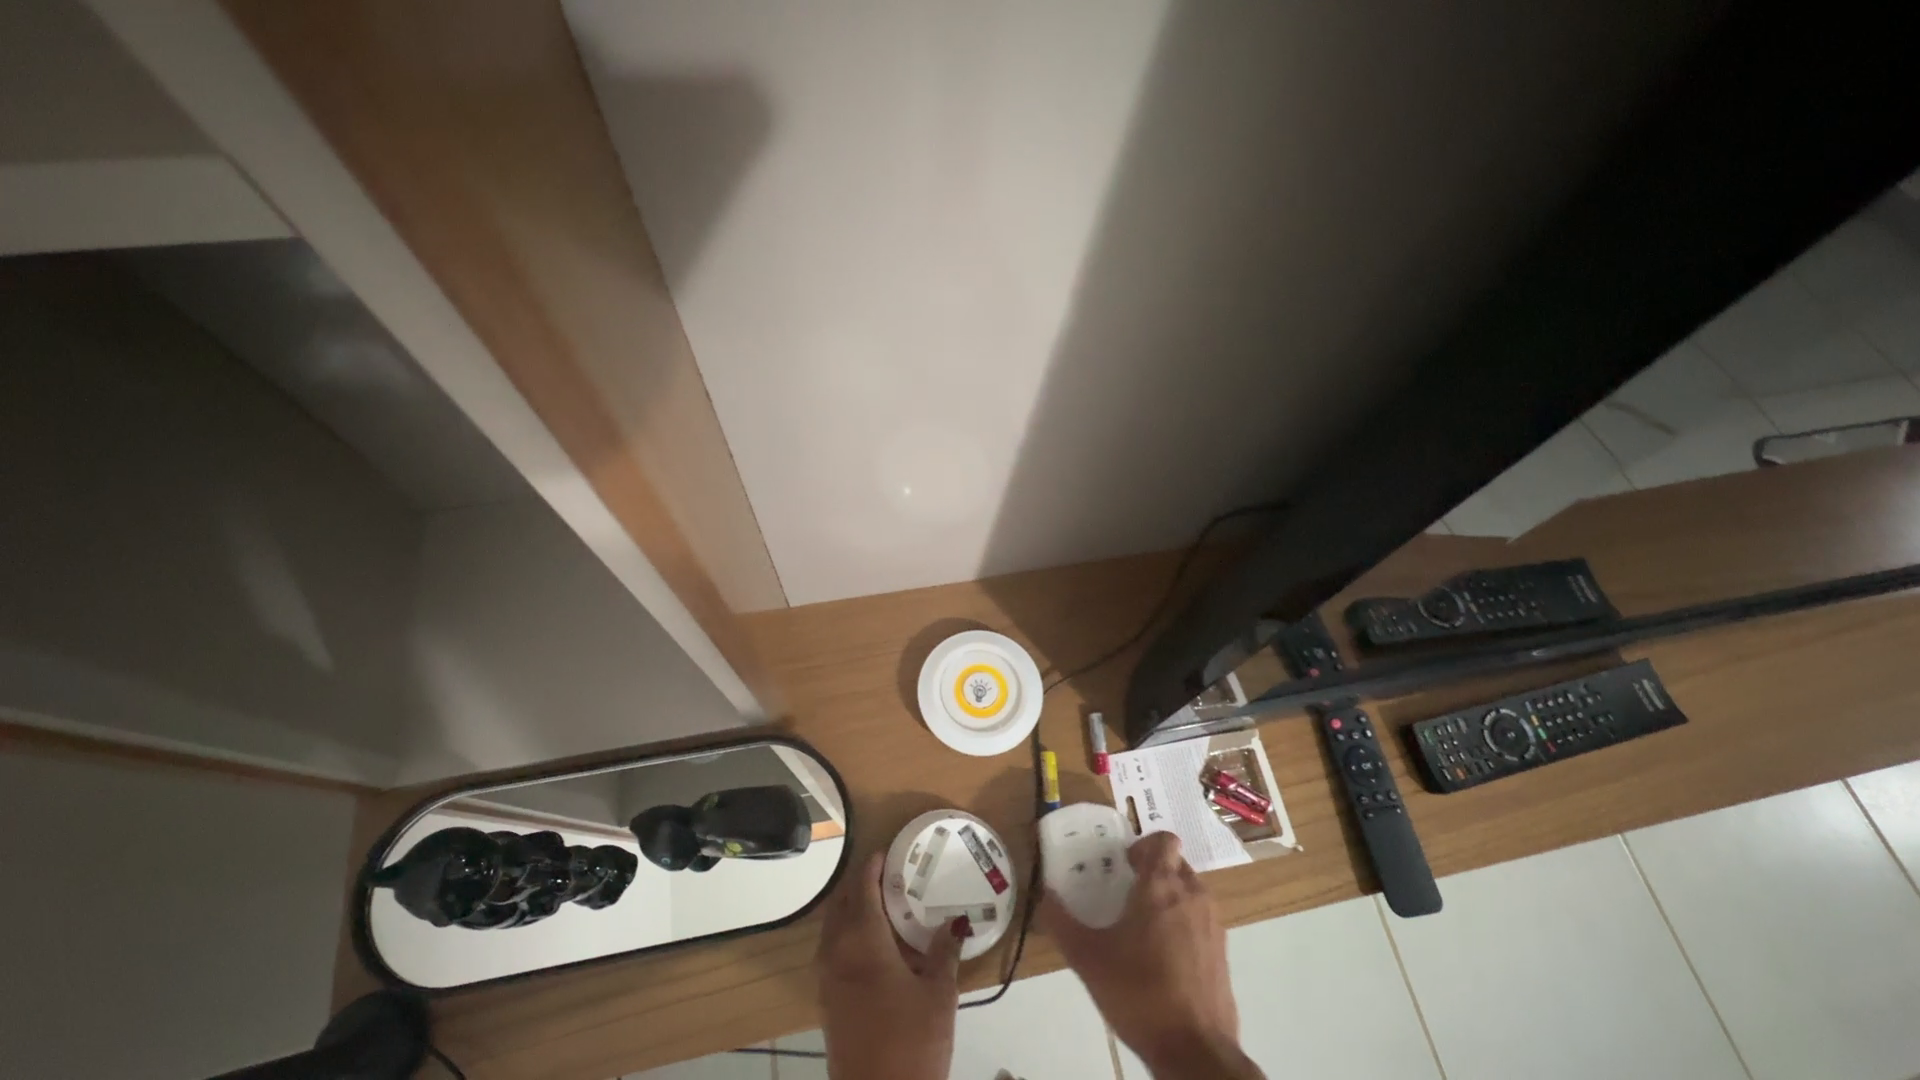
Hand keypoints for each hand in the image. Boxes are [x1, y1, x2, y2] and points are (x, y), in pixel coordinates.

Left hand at [816, 852, 962, 1079]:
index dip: (873, 866)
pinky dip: (849, 933)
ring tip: (885, 904)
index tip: (888, 851)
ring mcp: (826, 977)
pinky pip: (833, 949)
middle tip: (890, 874)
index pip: (861, 889)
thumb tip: (956, 922)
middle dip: (861, 884)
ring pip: (834, 926)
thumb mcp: (938, 994)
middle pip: (842, 903)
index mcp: (862, 941)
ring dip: (853, 909)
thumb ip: (944, 952)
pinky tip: (877, 943)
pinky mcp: (826, 999)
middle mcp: (837, 951)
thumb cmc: (912, 1041)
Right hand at [1041, 833, 1260, 1079]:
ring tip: (1139, 928)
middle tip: (1123, 895)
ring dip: (1167, 898)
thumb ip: (1061, 922)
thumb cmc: (1137, 993)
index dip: (1143, 846)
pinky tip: (1159, 957)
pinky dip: (1181, 924)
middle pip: (1175, 864)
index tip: (1123, 866)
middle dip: (1151, 872)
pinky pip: (1199, 920)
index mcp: (1161, 887)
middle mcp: (1192, 896)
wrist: (1193, 1048)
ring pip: (1189, 892)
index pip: (1163, 840)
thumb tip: (1044, 895)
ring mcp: (1213, 924)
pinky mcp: (1222, 951)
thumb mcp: (1087, 958)